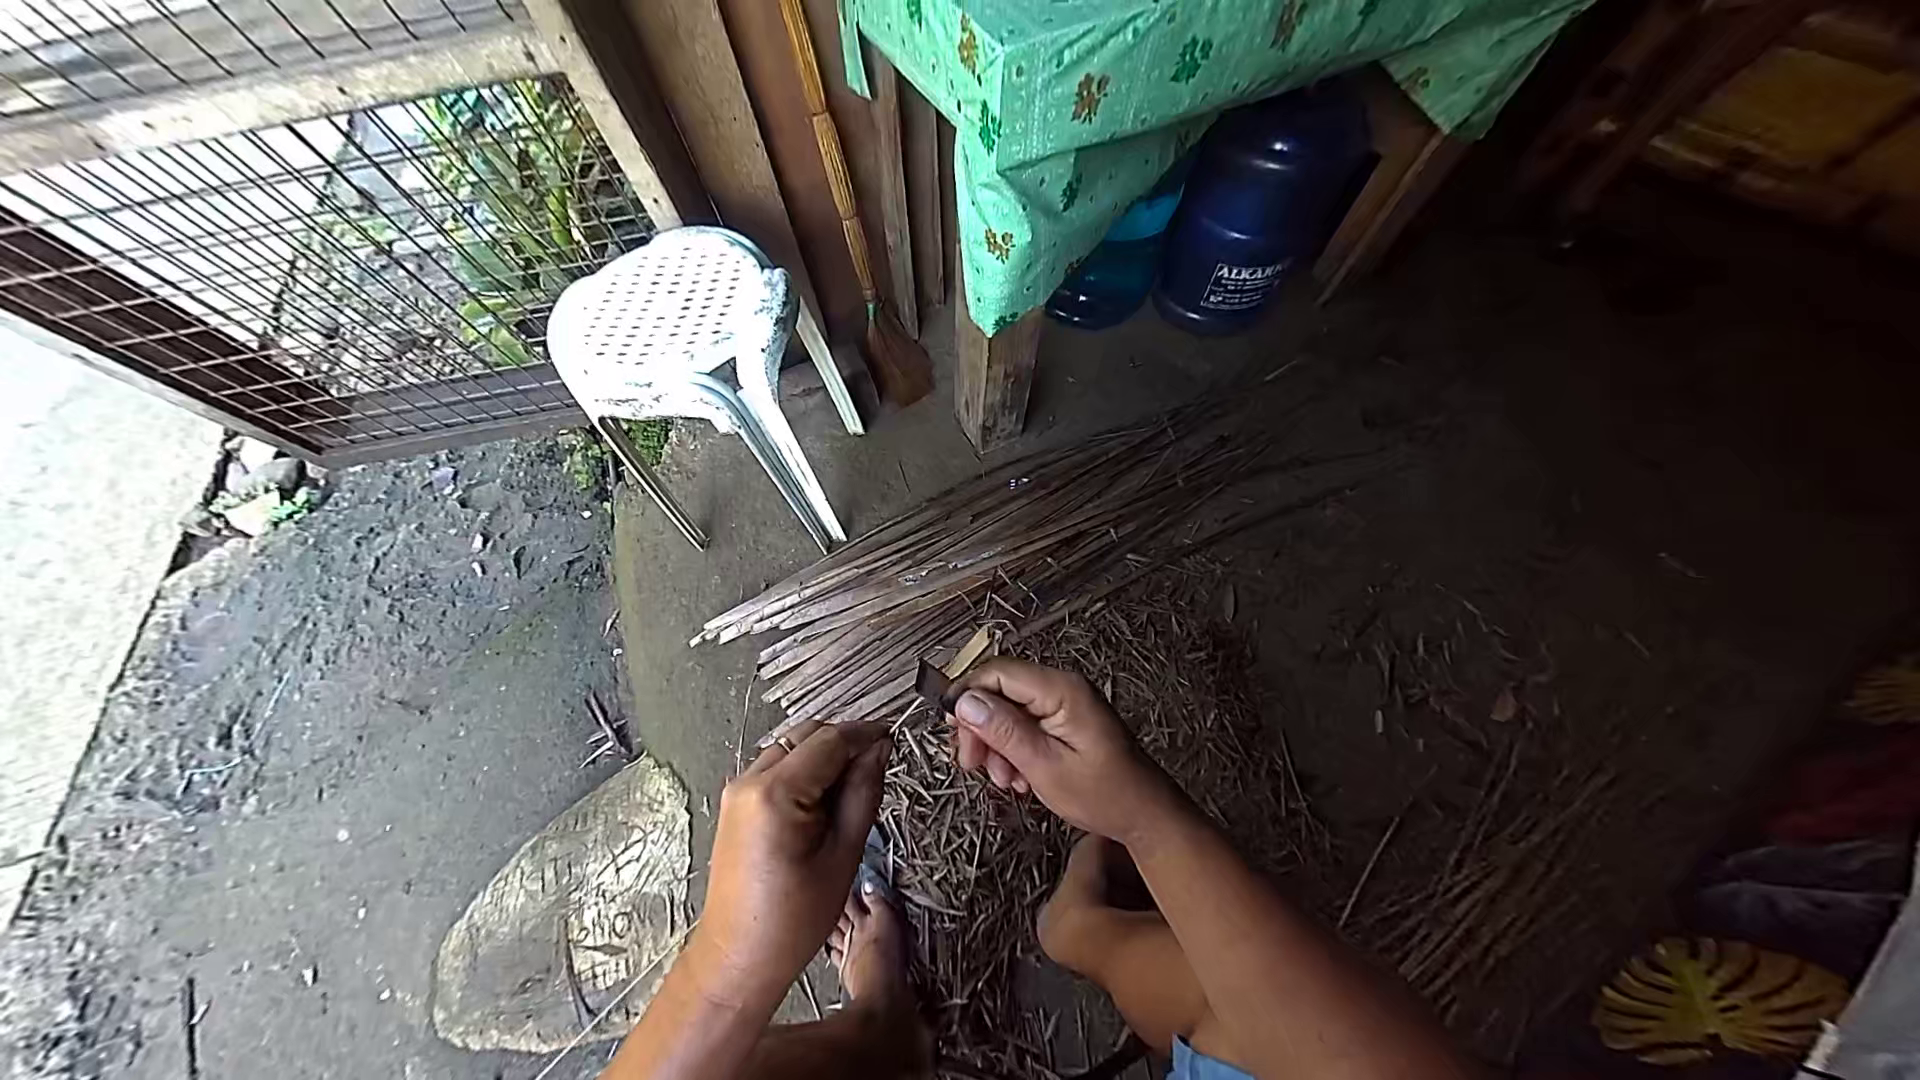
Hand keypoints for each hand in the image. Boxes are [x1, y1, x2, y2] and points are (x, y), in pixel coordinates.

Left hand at [693, 719, 890, 1004]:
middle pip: (809, 734)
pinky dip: (806, 768)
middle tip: (876, 765)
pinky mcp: (737, 800)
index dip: (865, 734)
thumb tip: (880, 749)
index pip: (830, 740)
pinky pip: (778, 764)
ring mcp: (739, 789)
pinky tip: (823, 800)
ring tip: (851, 789)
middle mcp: (750, 781)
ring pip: (793, 745)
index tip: (891, 739)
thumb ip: (864, 791)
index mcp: (776, 793)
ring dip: (825, 754)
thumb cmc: (791, 921)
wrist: (737, 960)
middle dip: (846, 742)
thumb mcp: (844, 854)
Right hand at [950, 659, 1179, 843]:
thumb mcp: (1045, 766)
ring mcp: (1062, 701)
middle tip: (971, 763)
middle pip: (1000, 689)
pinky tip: (1018, 775)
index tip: (952, 728)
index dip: (968, 695)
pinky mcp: (1062, 717)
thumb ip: (1004, 731)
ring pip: (1007, 708)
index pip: (998, 672)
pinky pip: (1023, 721)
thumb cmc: (1104, 794)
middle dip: (980, 726)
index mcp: (1061, 689)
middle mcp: (1061, 686)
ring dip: (995, 742)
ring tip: (1003, 778)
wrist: (1144, 814)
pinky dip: (1012, 747)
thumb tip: (965, 702)